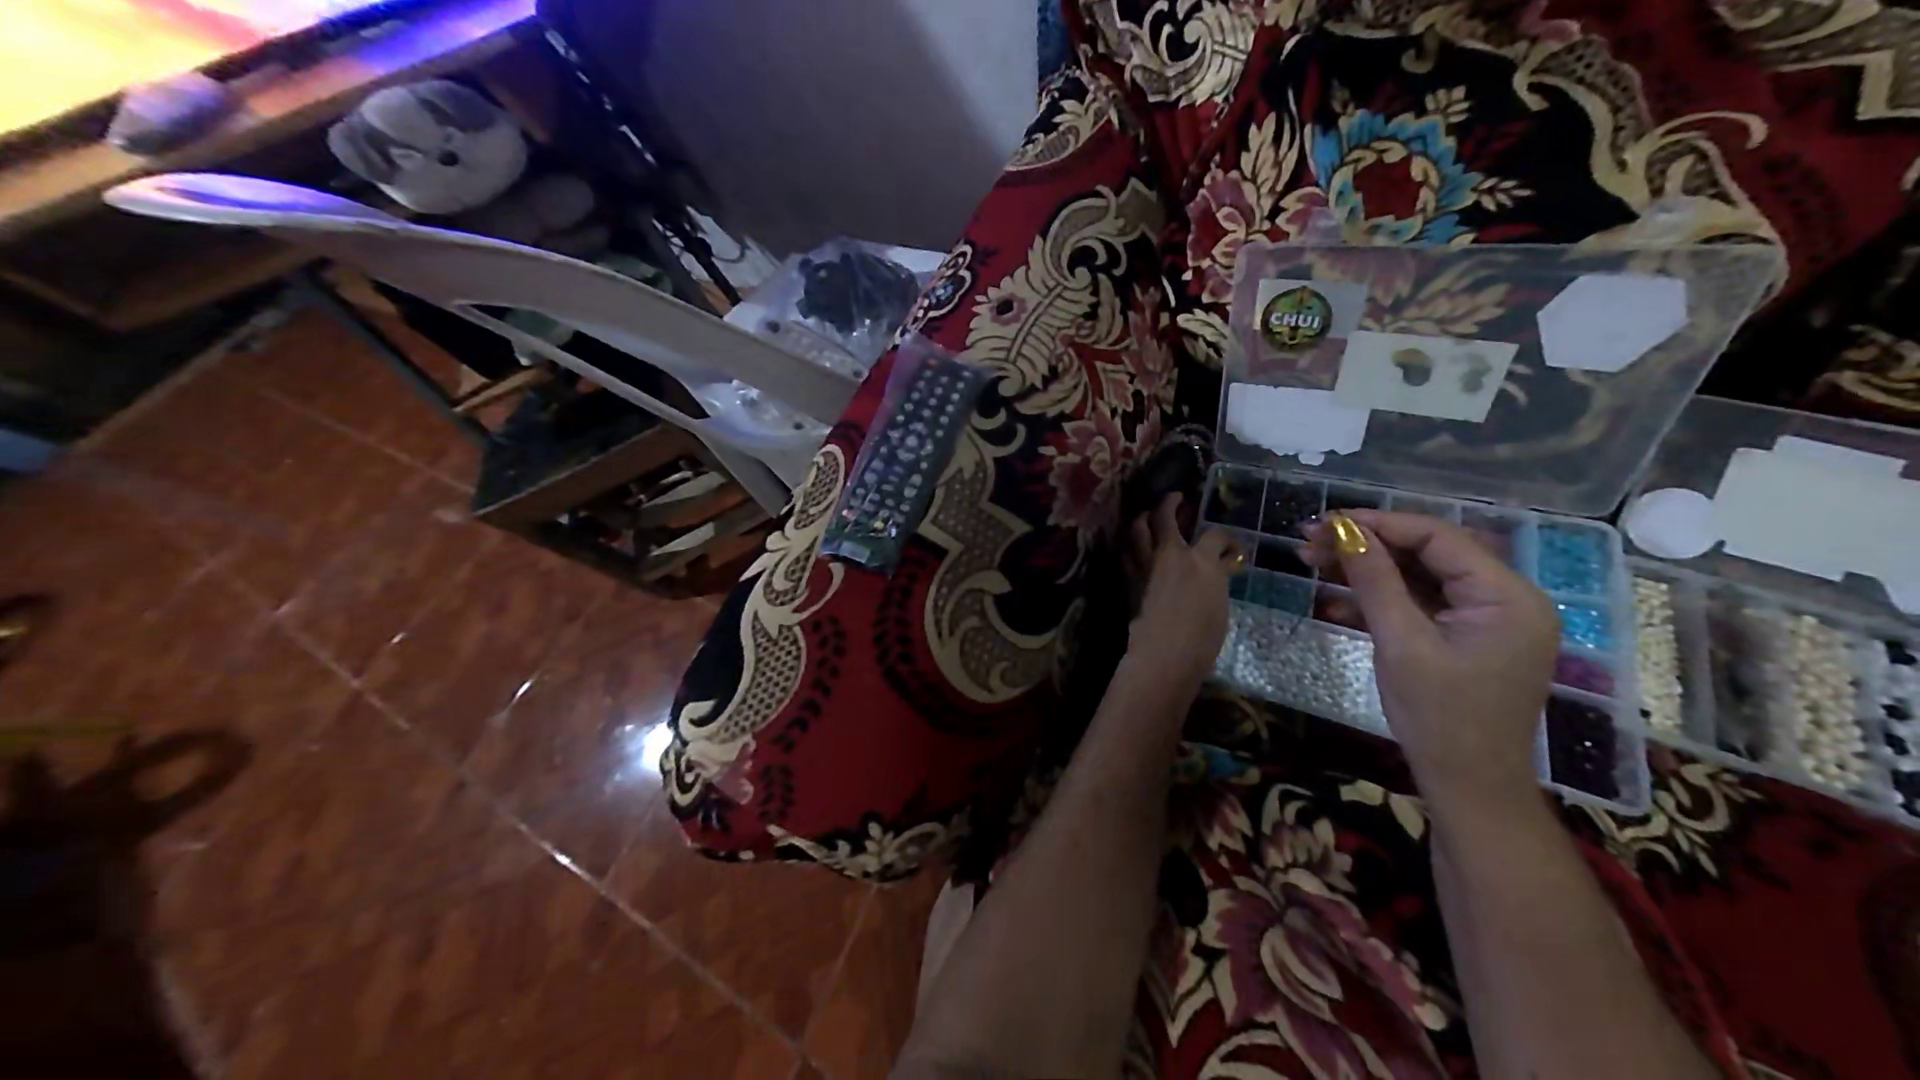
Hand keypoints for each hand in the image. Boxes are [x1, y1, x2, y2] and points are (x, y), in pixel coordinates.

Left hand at [1126, 494, 1242, 691]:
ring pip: (1138, 527)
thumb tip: (1214, 572)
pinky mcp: (1129, 577)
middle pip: (1165, 516)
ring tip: (1148, 515)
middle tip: (1175, 497)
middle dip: (1170, 502)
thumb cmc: (1202, 638)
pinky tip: (1134, 544)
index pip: (1216, 536)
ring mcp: (1146, 563)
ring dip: (1143, 517)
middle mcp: (1172, 554)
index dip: (1226, 538)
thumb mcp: (1219, 604)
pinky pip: (1127, 551)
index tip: (1230, 545)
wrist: (1164, 653)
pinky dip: (1130, 543)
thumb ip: (1215, 581)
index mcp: (1203, 562)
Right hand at [1304, 510, 1557, 804]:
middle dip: (1367, 545)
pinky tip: (1335, 599)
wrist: (1467, 786)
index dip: (1379, 524)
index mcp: (1507, 597)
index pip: (1439, 538)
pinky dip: (1380, 599)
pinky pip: (1420, 604)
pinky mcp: (1465, 638)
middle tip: (1310, 541)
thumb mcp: (1401, 644)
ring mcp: (1486, 620)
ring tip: (1312, 561)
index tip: (1326, 522)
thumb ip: (1374, 581)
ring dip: (1367, 570)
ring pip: (1419, 577)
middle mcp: (1505, 599)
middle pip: (1428, 554)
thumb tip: (1343, 531)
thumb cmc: (1439, 717)